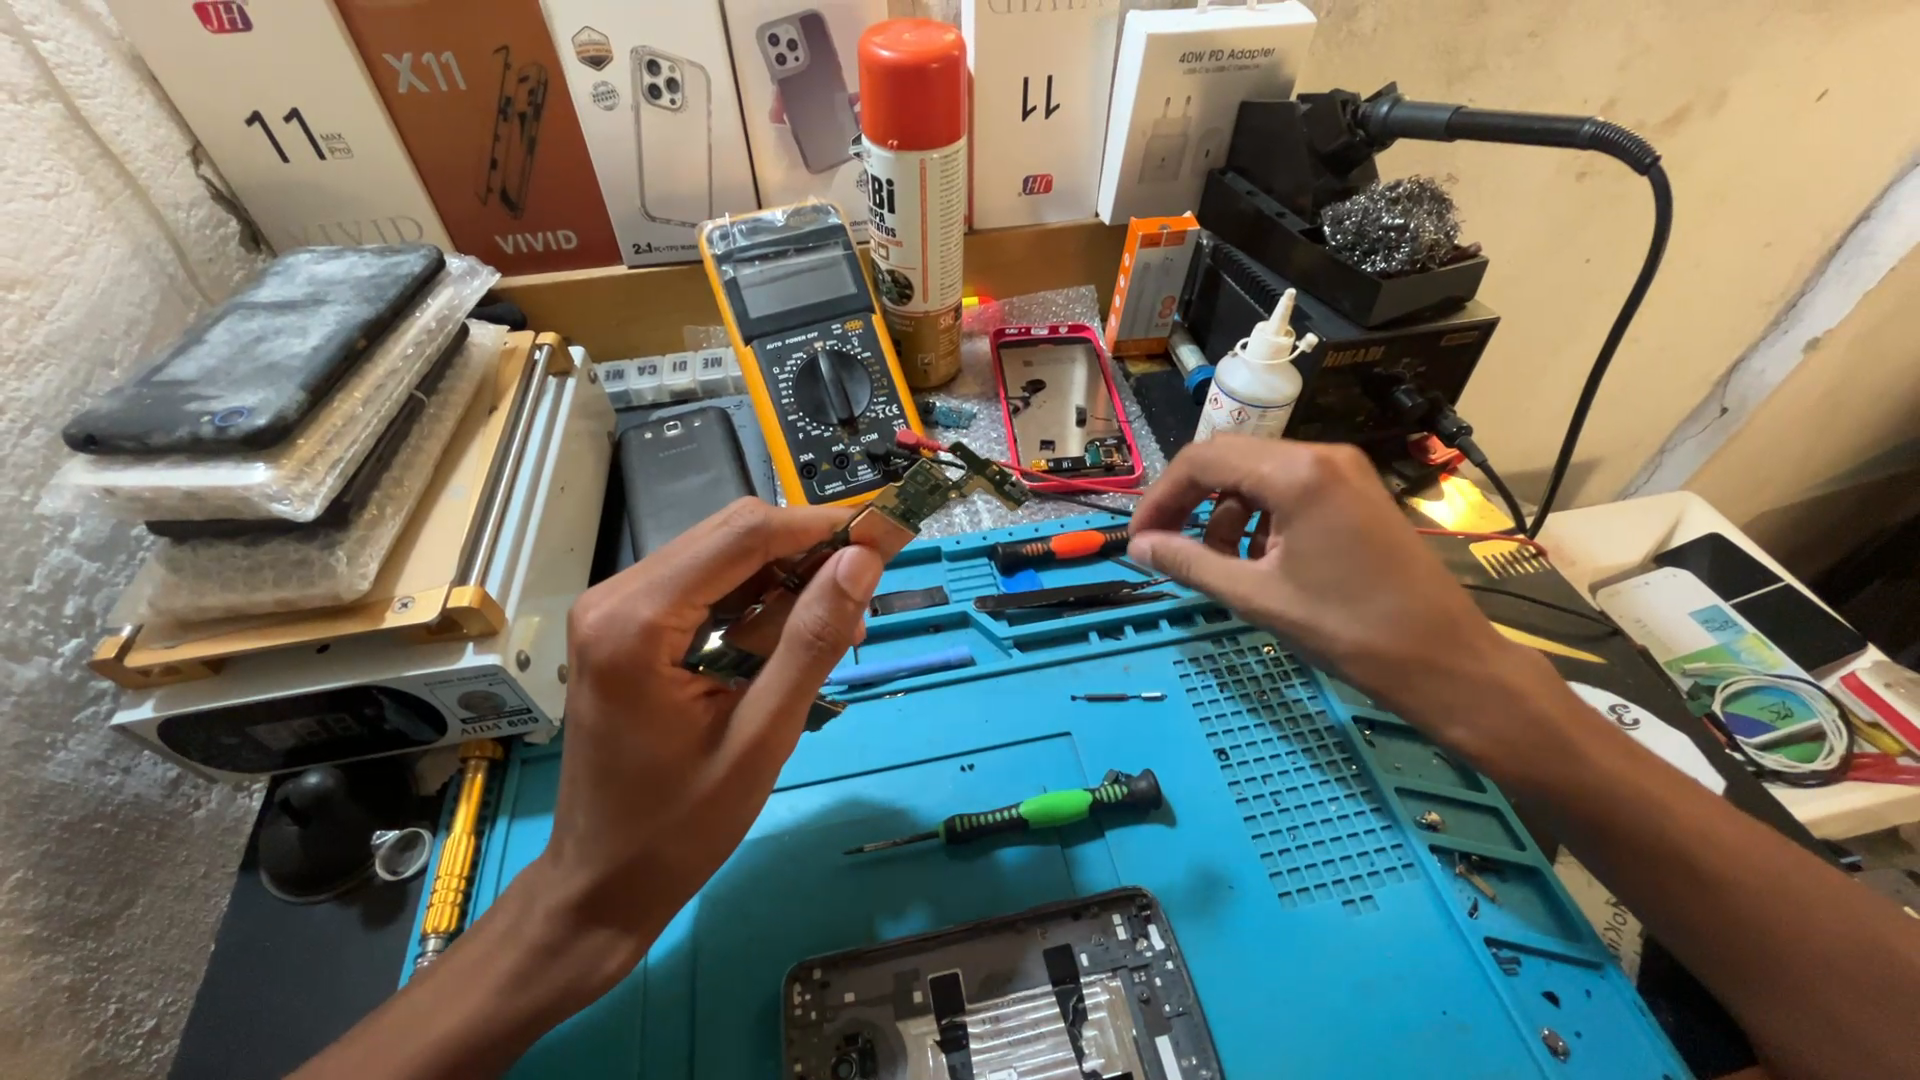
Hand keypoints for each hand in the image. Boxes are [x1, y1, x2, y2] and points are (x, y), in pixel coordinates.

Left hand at [533, 499, 884, 975]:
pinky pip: (707, 590)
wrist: (603, 884)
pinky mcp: (627, 629)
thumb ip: (811, 640)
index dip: (822, 527)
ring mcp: (616, 610)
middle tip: (864, 602)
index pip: (744, 535)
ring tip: (839, 632)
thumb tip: (862, 561)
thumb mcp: (762, 737)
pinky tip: (792, 641)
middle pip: (732, 536)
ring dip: (788, 582)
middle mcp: (616, 596)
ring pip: (724, 559)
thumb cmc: (681, 826)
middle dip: (808, 555)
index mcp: (636, 620)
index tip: (886, 537)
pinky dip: (758, 605)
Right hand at [1128, 437, 1539, 736]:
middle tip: (1165, 547)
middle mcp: (1320, 455)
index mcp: (1297, 473)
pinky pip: (1288, 488)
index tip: (1140, 540)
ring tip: (1217, 562)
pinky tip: (1256, 558)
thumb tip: (1138, 547)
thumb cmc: (1348, 629)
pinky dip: (1258, 517)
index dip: (1160, 498)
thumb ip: (1189, 563)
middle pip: (1228, 459)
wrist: (1445, 660)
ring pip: (1256, 474)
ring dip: (1223, 512)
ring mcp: (1343, 470)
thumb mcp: (1256, 597)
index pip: (1202, 461)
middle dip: (1188, 501)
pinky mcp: (1355, 491)